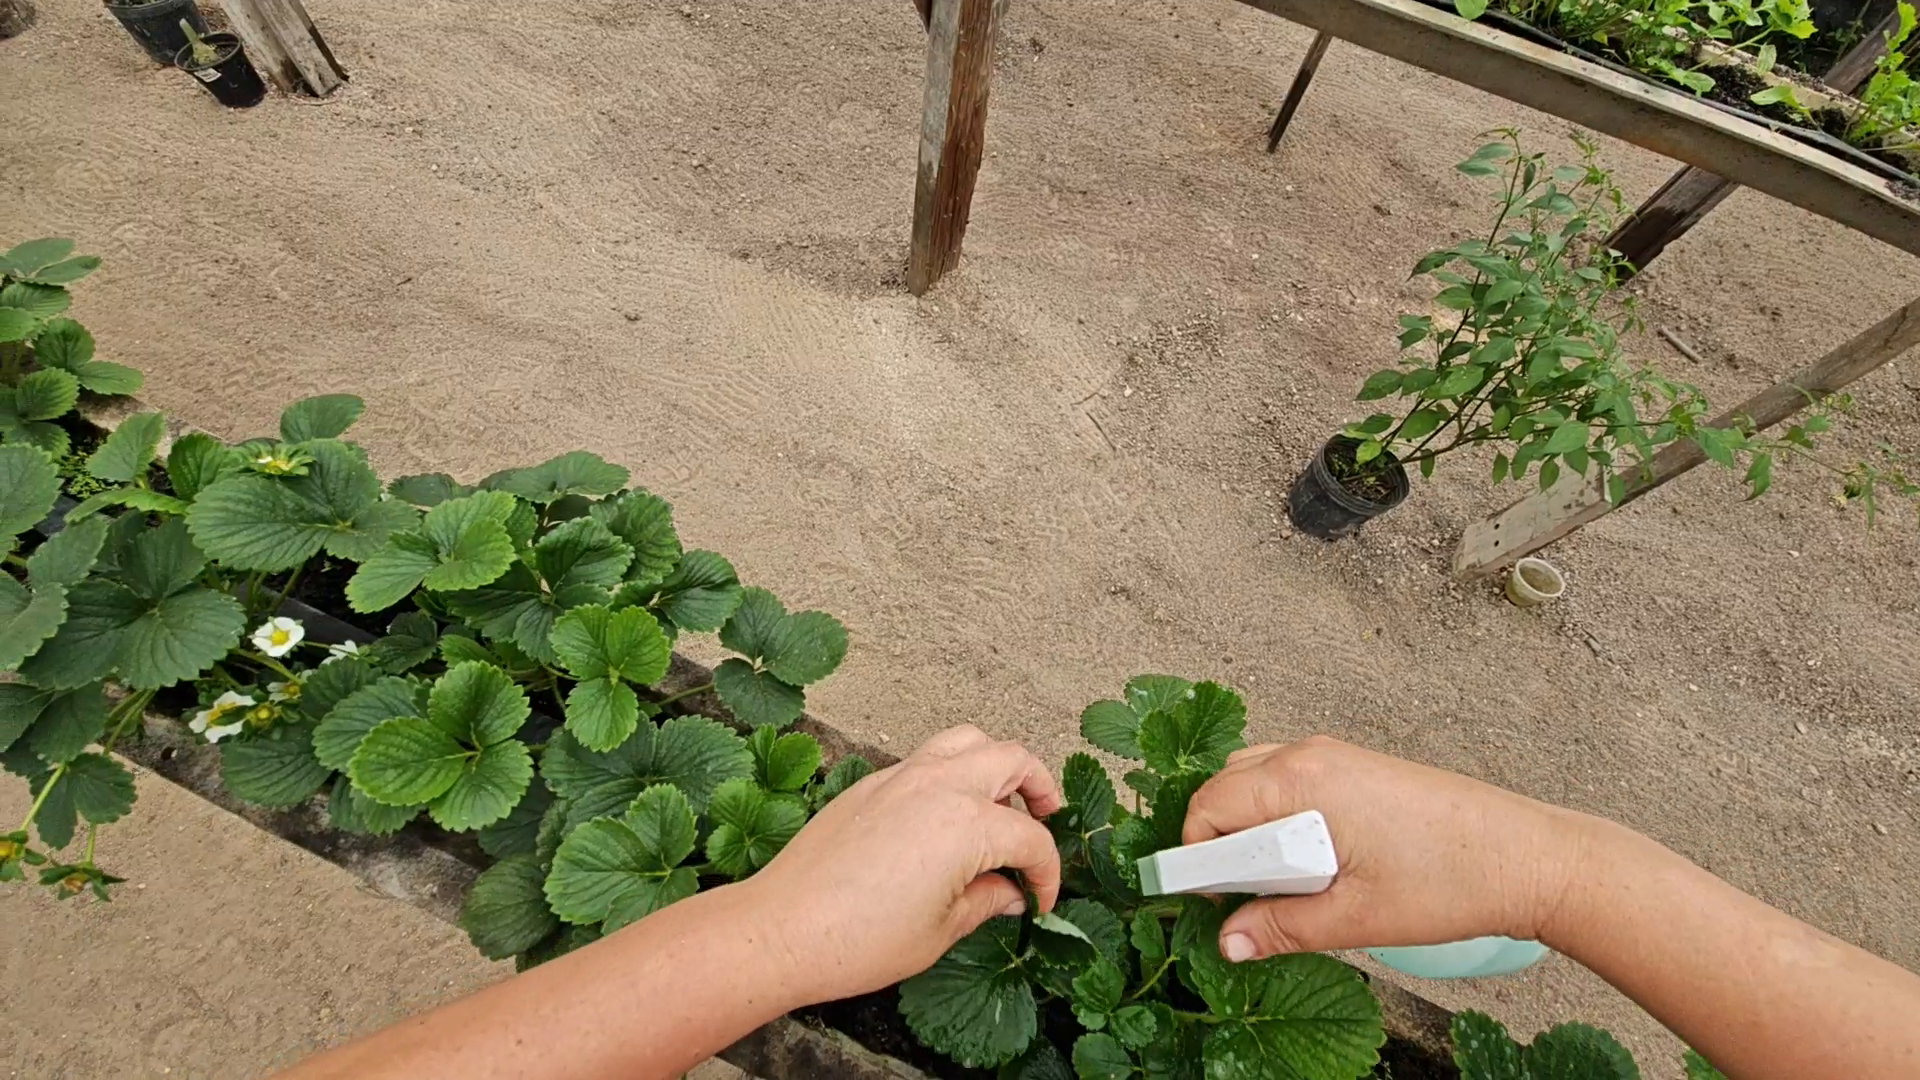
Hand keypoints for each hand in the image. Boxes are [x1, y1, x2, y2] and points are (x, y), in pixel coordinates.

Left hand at [743, 725, 1063, 1004]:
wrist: (784, 926)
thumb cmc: (861, 939)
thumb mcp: (940, 930)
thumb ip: (986, 900)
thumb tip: (1010, 892)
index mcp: (967, 823)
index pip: (1031, 838)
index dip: (1047, 873)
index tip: (1040, 900)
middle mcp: (941, 784)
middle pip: (1012, 758)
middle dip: (1040, 786)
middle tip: (1046, 817)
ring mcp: (905, 774)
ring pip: (969, 740)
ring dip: (996, 762)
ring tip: (1001, 798)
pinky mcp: (876, 781)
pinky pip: (929, 756)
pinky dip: (954, 770)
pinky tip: (947, 812)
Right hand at [1182, 736, 1593, 962]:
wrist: (1529, 856)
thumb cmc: (1450, 880)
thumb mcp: (1358, 916)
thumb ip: (1283, 928)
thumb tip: (1229, 942)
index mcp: (1300, 782)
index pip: (1210, 804)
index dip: (1197, 852)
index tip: (1211, 894)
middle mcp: (1306, 755)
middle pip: (1224, 786)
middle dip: (1219, 837)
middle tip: (1247, 890)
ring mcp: (1328, 753)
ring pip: (1250, 776)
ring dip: (1246, 822)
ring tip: (1280, 873)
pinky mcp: (1347, 762)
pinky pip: (1282, 774)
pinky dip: (1273, 808)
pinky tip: (1306, 851)